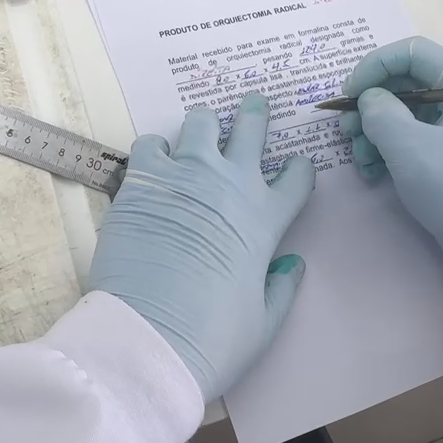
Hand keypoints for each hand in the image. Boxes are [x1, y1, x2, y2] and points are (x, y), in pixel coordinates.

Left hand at [89, 93, 314, 400]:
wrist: (151, 335)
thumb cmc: (213, 337)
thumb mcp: (263, 321)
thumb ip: (281, 288)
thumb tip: (292, 265)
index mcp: (266, 219)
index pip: (298, 177)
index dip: (298, 168)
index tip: (294, 166)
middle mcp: (231, 185)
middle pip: (251, 128)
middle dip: (254, 112)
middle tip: (252, 104)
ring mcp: (186, 174)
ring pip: (201, 121)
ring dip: (204, 125)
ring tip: (199, 131)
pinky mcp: (144, 177)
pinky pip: (152, 142)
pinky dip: (155, 149)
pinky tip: (154, 163)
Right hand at [338, 37, 442, 300]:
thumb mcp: (410, 150)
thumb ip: (380, 113)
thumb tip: (367, 99)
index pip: (414, 53)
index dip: (373, 66)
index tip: (347, 94)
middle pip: (405, 82)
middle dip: (370, 104)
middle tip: (346, 129)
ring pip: (403, 109)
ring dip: (373, 129)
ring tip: (360, 156)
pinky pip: (411, 133)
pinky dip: (386, 146)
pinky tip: (373, 168)